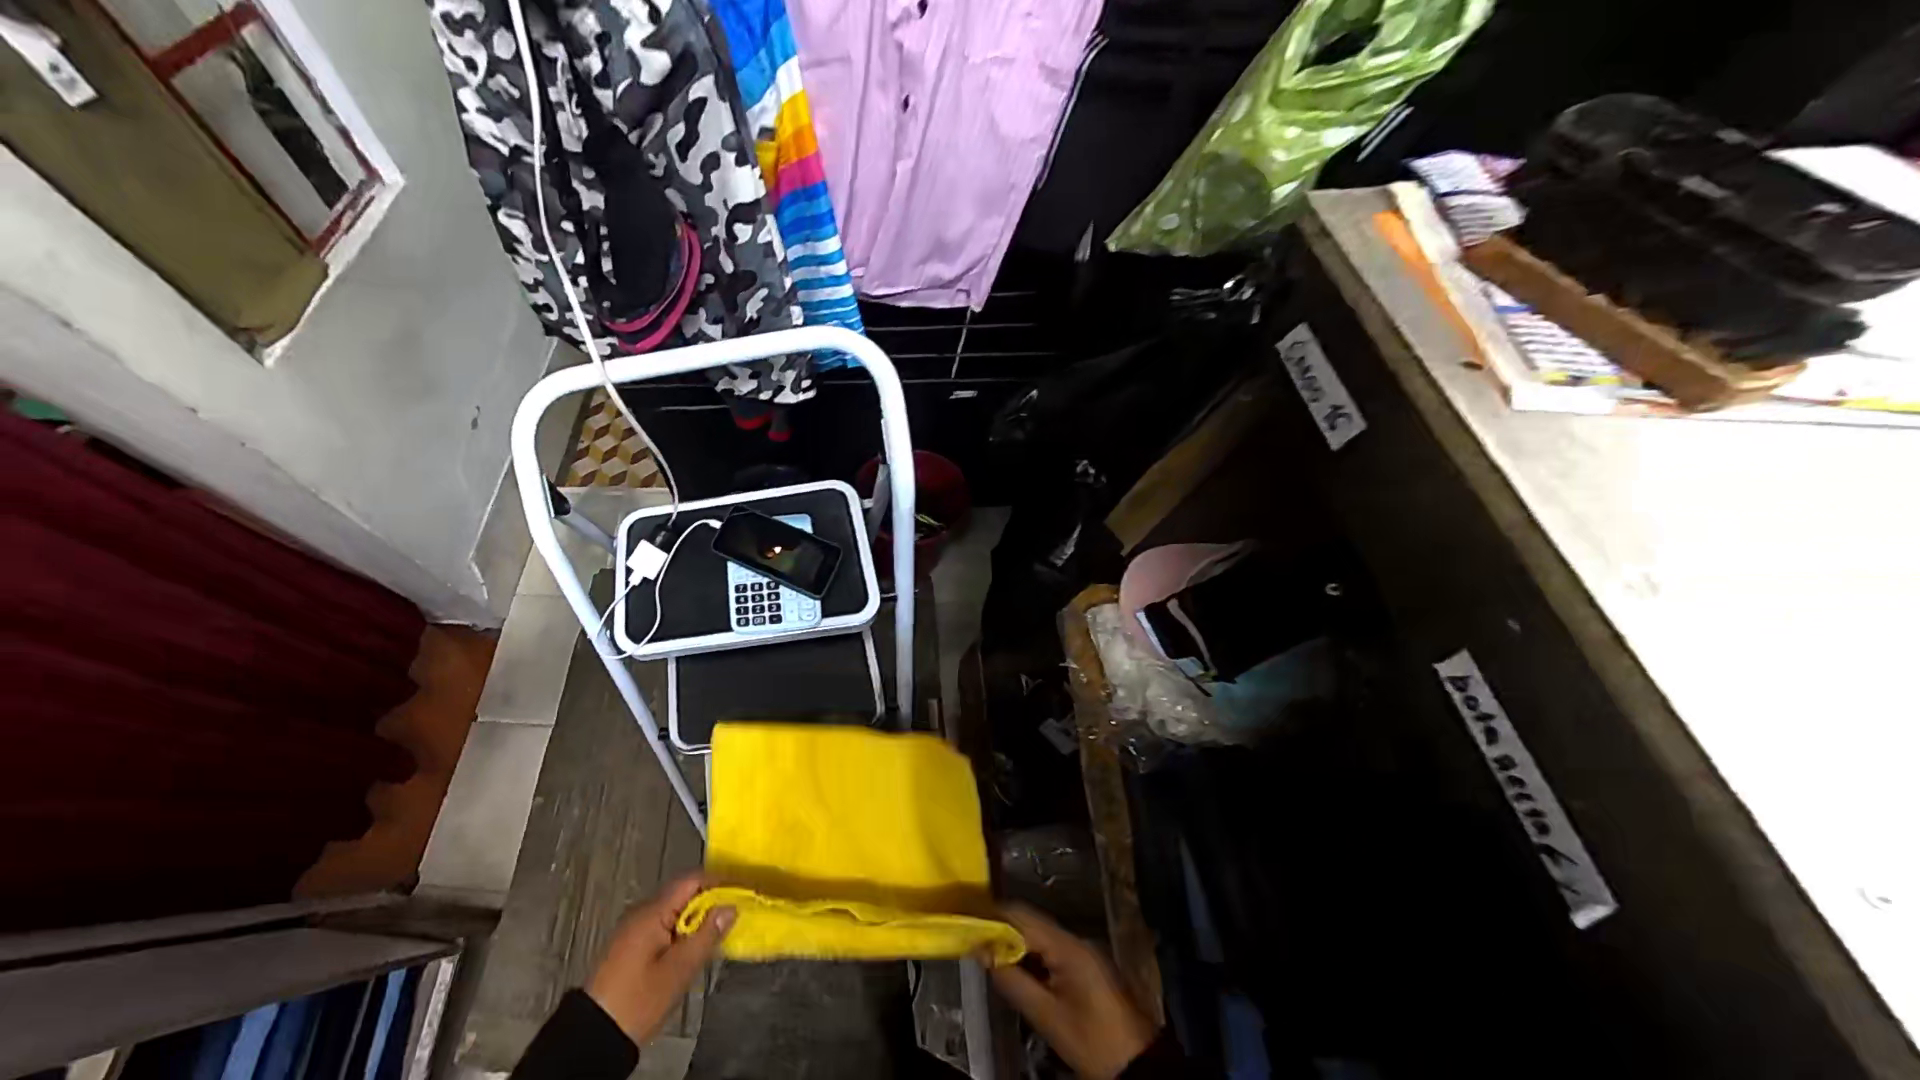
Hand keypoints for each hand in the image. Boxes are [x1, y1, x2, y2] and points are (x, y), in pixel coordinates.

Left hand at [585, 875, 734, 1044]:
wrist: (592, 1037)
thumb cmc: (639, 1000)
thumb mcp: (679, 969)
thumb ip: (707, 934)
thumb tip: (731, 907)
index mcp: (652, 912)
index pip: (692, 880)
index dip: (720, 881)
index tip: (744, 891)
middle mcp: (641, 912)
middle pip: (683, 892)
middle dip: (711, 899)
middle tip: (736, 912)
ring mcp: (633, 928)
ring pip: (673, 909)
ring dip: (697, 915)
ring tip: (719, 930)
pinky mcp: (629, 945)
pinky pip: (663, 923)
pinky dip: (682, 928)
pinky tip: (694, 946)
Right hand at [989, 904, 1156, 1079]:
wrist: (1137, 1064)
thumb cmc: (1091, 1040)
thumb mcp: (1046, 1016)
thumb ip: (1013, 982)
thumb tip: (984, 955)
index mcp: (1068, 946)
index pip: (1023, 917)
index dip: (993, 918)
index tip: (969, 924)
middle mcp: (1076, 940)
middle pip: (1031, 923)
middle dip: (1002, 930)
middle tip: (975, 941)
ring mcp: (1083, 952)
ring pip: (1040, 937)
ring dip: (1015, 944)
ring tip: (988, 955)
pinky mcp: (1086, 966)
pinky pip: (1051, 950)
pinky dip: (1031, 956)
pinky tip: (1016, 970)